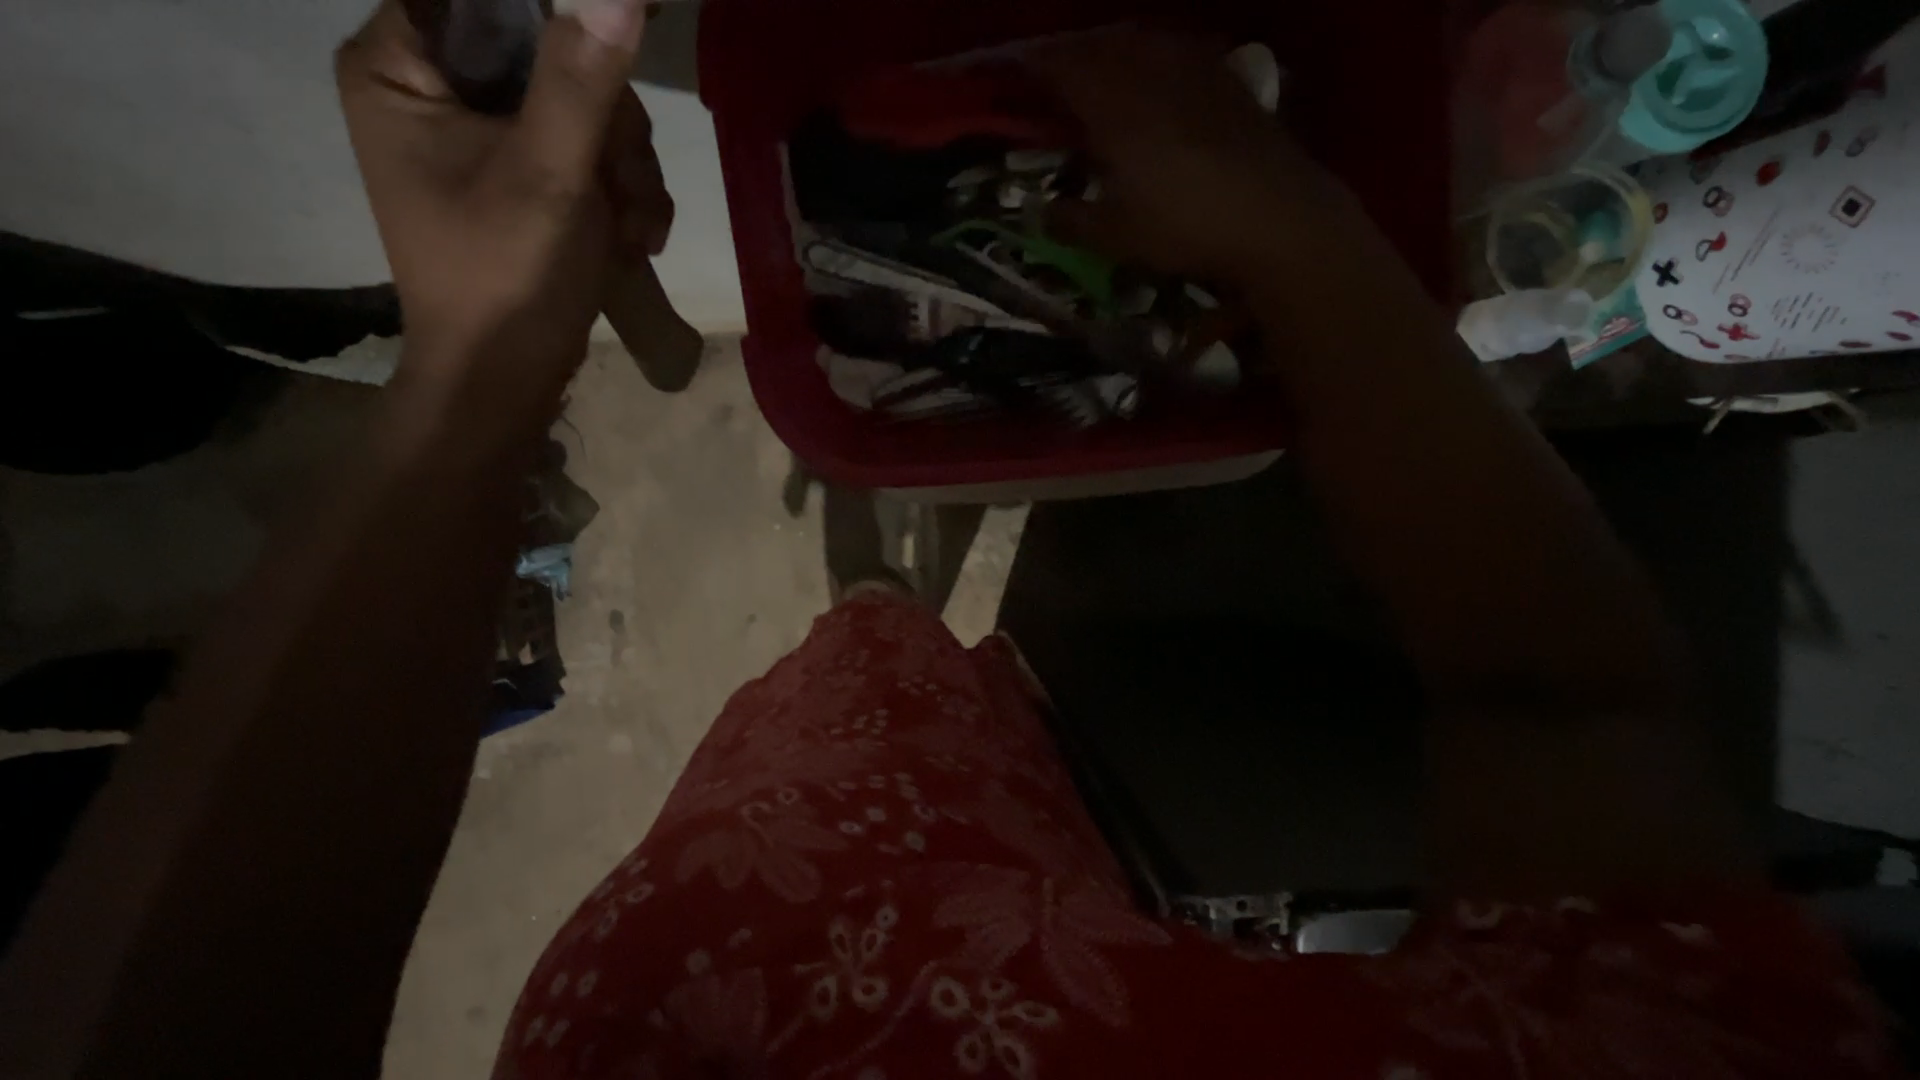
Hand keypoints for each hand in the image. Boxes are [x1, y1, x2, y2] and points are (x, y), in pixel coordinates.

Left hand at [336, 0, 671, 389]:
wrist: (506, 378)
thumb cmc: (504, 276)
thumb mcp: (548, 175)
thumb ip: (581, 80)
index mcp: (402, 66)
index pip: (483, 0)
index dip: (560, 16)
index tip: (616, 59)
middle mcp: (436, 89)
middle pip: (549, 52)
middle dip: (607, 126)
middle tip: (619, 185)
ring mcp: (485, 137)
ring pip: (585, 108)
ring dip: (627, 171)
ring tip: (631, 229)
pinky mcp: (524, 177)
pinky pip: (591, 154)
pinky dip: (622, 196)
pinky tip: (631, 239)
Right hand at [1032, 32, 1354, 283]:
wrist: (1277, 219)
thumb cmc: (1186, 230)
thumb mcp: (1116, 238)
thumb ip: (1071, 220)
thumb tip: (1040, 211)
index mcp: (1116, 109)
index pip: (1065, 69)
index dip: (1036, 66)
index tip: (1015, 72)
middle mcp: (1152, 76)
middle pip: (1103, 44)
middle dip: (1073, 52)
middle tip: (1054, 69)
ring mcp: (1196, 72)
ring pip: (1145, 39)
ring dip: (1114, 45)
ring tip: (1101, 64)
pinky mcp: (1229, 82)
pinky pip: (1182, 49)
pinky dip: (1157, 52)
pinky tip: (1159, 71)